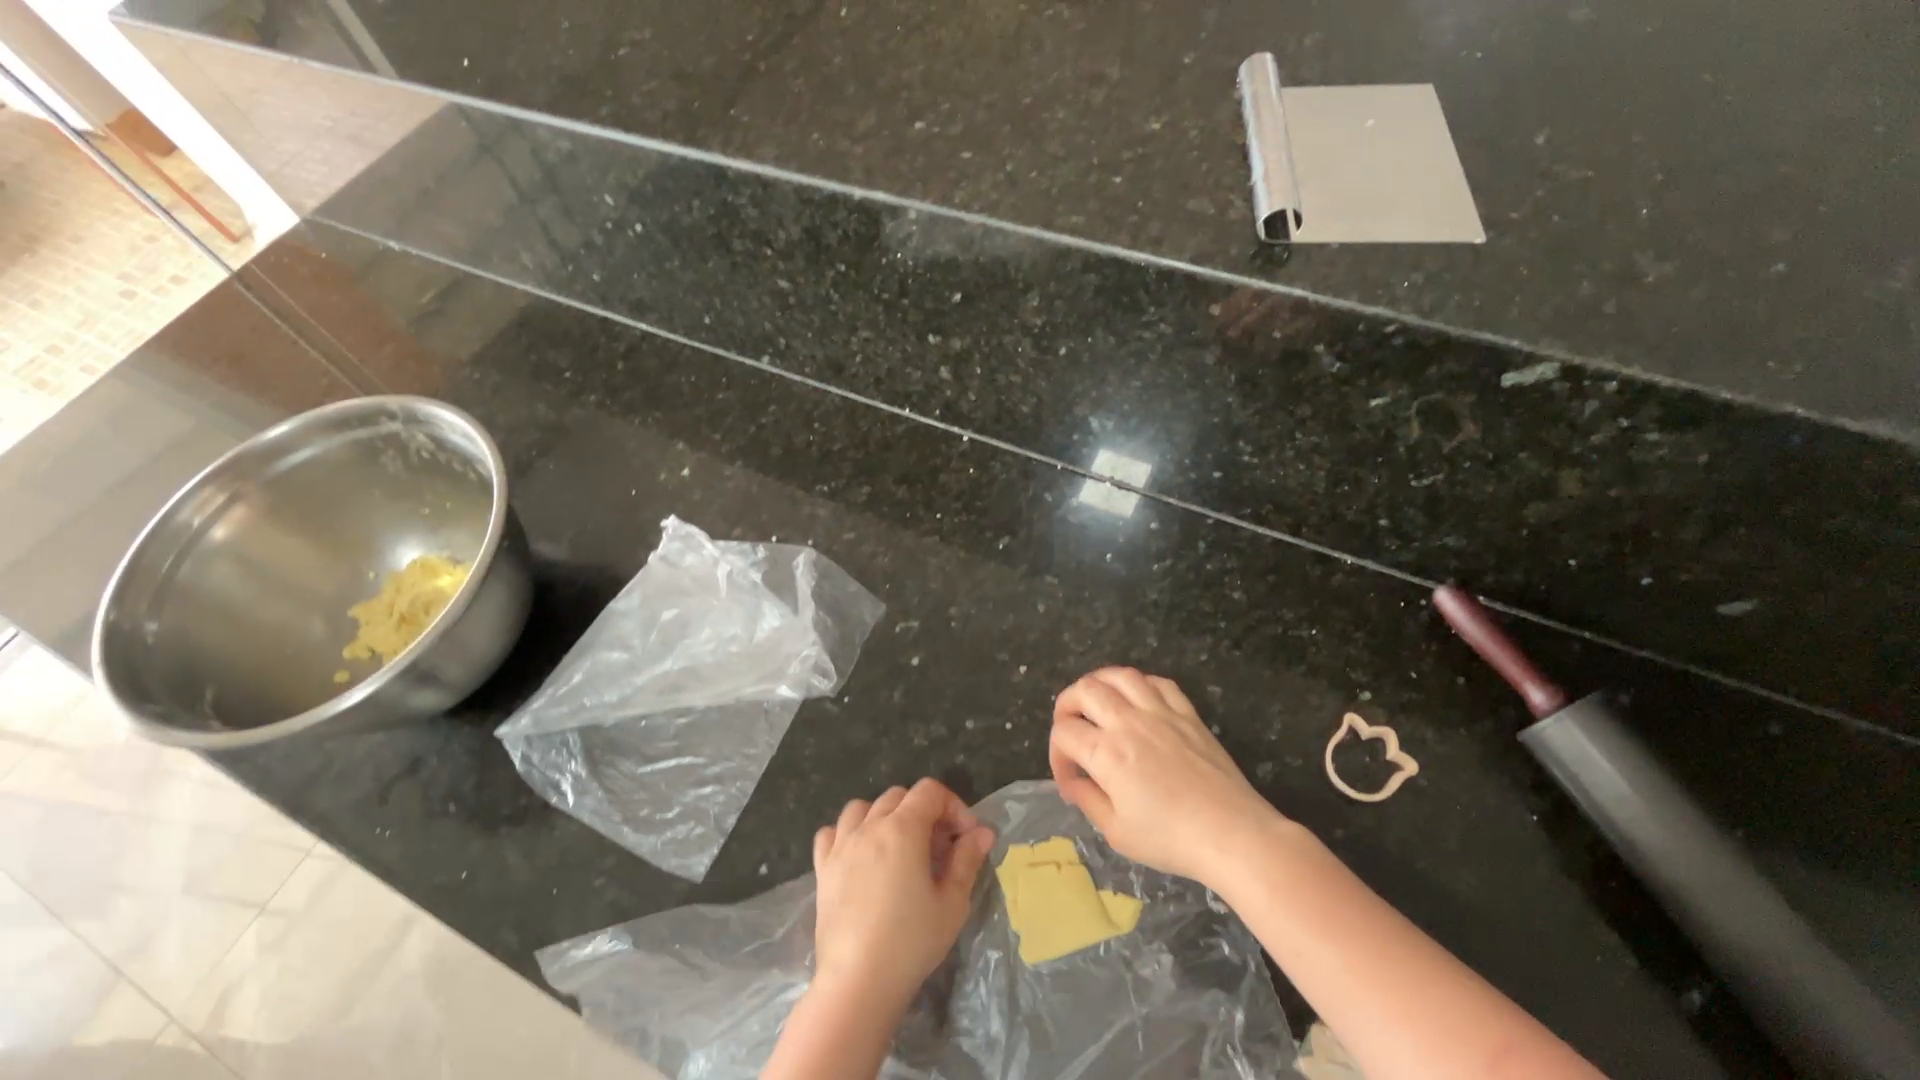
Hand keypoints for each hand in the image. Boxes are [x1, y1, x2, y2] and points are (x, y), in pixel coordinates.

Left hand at [811, 778, 995, 1009]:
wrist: (859, 979)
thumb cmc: (912, 941)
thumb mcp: (952, 902)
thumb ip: (966, 860)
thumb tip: (982, 833)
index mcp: (903, 829)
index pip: (930, 792)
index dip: (953, 807)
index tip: (966, 838)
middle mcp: (869, 827)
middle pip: (898, 796)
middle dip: (924, 813)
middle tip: (939, 849)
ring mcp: (841, 846)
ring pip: (862, 808)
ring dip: (885, 817)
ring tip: (899, 848)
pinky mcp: (822, 869)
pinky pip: (831, 832)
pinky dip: (848, 833)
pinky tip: (861, 857)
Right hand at [1049, 667, 1285, 885]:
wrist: (1231, 834)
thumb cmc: (1170, 839)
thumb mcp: (1116, 831)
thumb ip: (1088, 800)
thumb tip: (1073, 783)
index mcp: (1106, 753)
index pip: (1064, 733)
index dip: (1057, 756)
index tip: (1070, 781)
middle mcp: (1129, 722)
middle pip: (1084, 690)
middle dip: (1066, 706)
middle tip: (1070, 730)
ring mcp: (1161, 713)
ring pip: (1120, 675)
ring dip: (1099, 684)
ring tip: (1096, 702)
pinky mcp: (1188, 714)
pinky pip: (1158, 683)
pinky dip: (1140, 684)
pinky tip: (1137, 700)